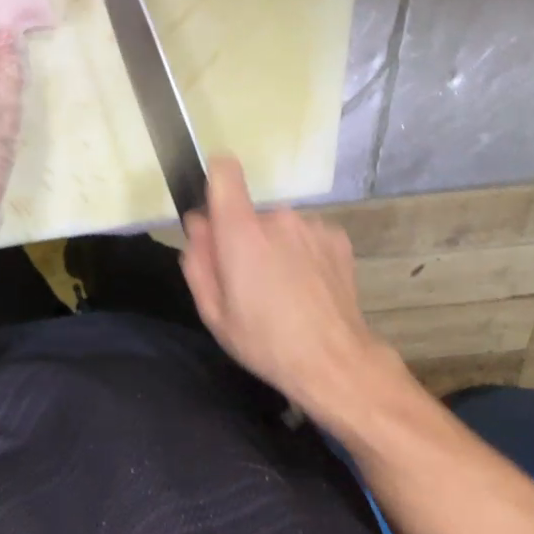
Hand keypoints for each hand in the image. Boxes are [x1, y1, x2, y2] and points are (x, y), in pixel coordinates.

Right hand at [181, 157, 382, 403]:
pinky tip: (303, 290)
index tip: (211, 208)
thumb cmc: (263, 342)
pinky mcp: (337, 239)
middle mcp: (278, 219)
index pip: (225, 175)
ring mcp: (312, 227)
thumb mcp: (214, 313)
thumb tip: (197, 227)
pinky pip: (305, 239)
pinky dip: (299, 257)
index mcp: (241, 234)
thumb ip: (199, 263)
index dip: (214, 182)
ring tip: (278, 293)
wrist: (330, 358)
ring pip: (278, 229)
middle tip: (245, 286)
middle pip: (249, 215)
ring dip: (272, 250)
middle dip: (242, 241)